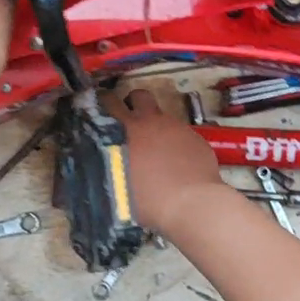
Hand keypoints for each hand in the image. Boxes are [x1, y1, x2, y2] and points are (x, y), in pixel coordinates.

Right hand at [106, 89, 228, 236]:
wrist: (191, 205)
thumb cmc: (148, 200)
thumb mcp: (117, 185)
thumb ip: (110, 166)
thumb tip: (107, 164)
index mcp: (127, 129)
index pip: (109, 101)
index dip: (105, 102)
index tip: (103, 111)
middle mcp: (151, 121)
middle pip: (139, 96)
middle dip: (134, 104)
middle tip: (131, 123)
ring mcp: (177, 128)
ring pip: (163, 116)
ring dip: (156, 126)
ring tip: (155, 149)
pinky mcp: (196, 138)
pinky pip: (182, 134)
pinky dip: (177, 143)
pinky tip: (177, 163)